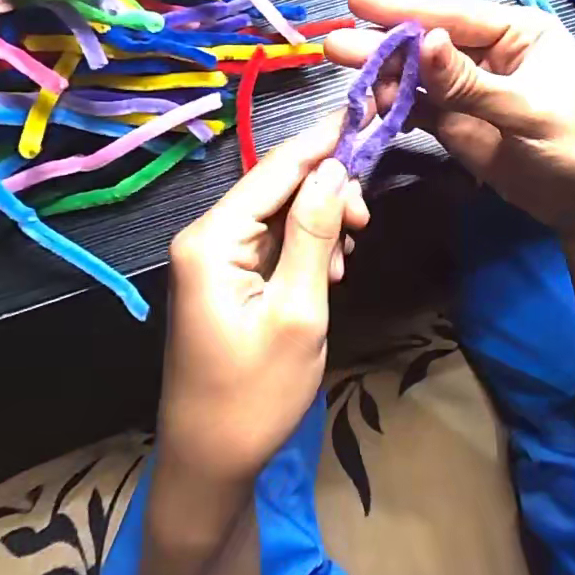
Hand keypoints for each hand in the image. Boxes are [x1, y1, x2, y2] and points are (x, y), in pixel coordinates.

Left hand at [158, 114, 370, 486]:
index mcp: (213, 238)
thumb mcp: (298, 311)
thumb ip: (314, 233)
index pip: (276, 168)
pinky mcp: (227, 274)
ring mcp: (214, 255)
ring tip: (347, 258)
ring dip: (320, 222)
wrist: (209, 462)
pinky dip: (305, 245)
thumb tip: (337, 170)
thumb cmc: (254, 395)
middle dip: (327, 191)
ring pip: (279, 212)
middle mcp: (206, 234)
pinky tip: (329, 268)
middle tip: (366, 221)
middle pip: (277, 185)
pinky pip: (273, 240)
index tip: (367, 113)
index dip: (324, 139)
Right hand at [323, 0, 574, 231]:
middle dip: (383, 43)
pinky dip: (396, 108)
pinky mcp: (458, 124)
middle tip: (335, 43)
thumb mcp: (531, 110)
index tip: (358, 0)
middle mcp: (488, 54)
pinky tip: (373, 105)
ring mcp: (469, 90)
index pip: (453, 14)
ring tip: (344, 71)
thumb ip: (471, 82)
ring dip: (383, 76)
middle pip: (427, 44)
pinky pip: (420, 110)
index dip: (404, 7)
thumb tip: (422, 42)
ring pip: (418, 77)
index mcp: (517, 32)